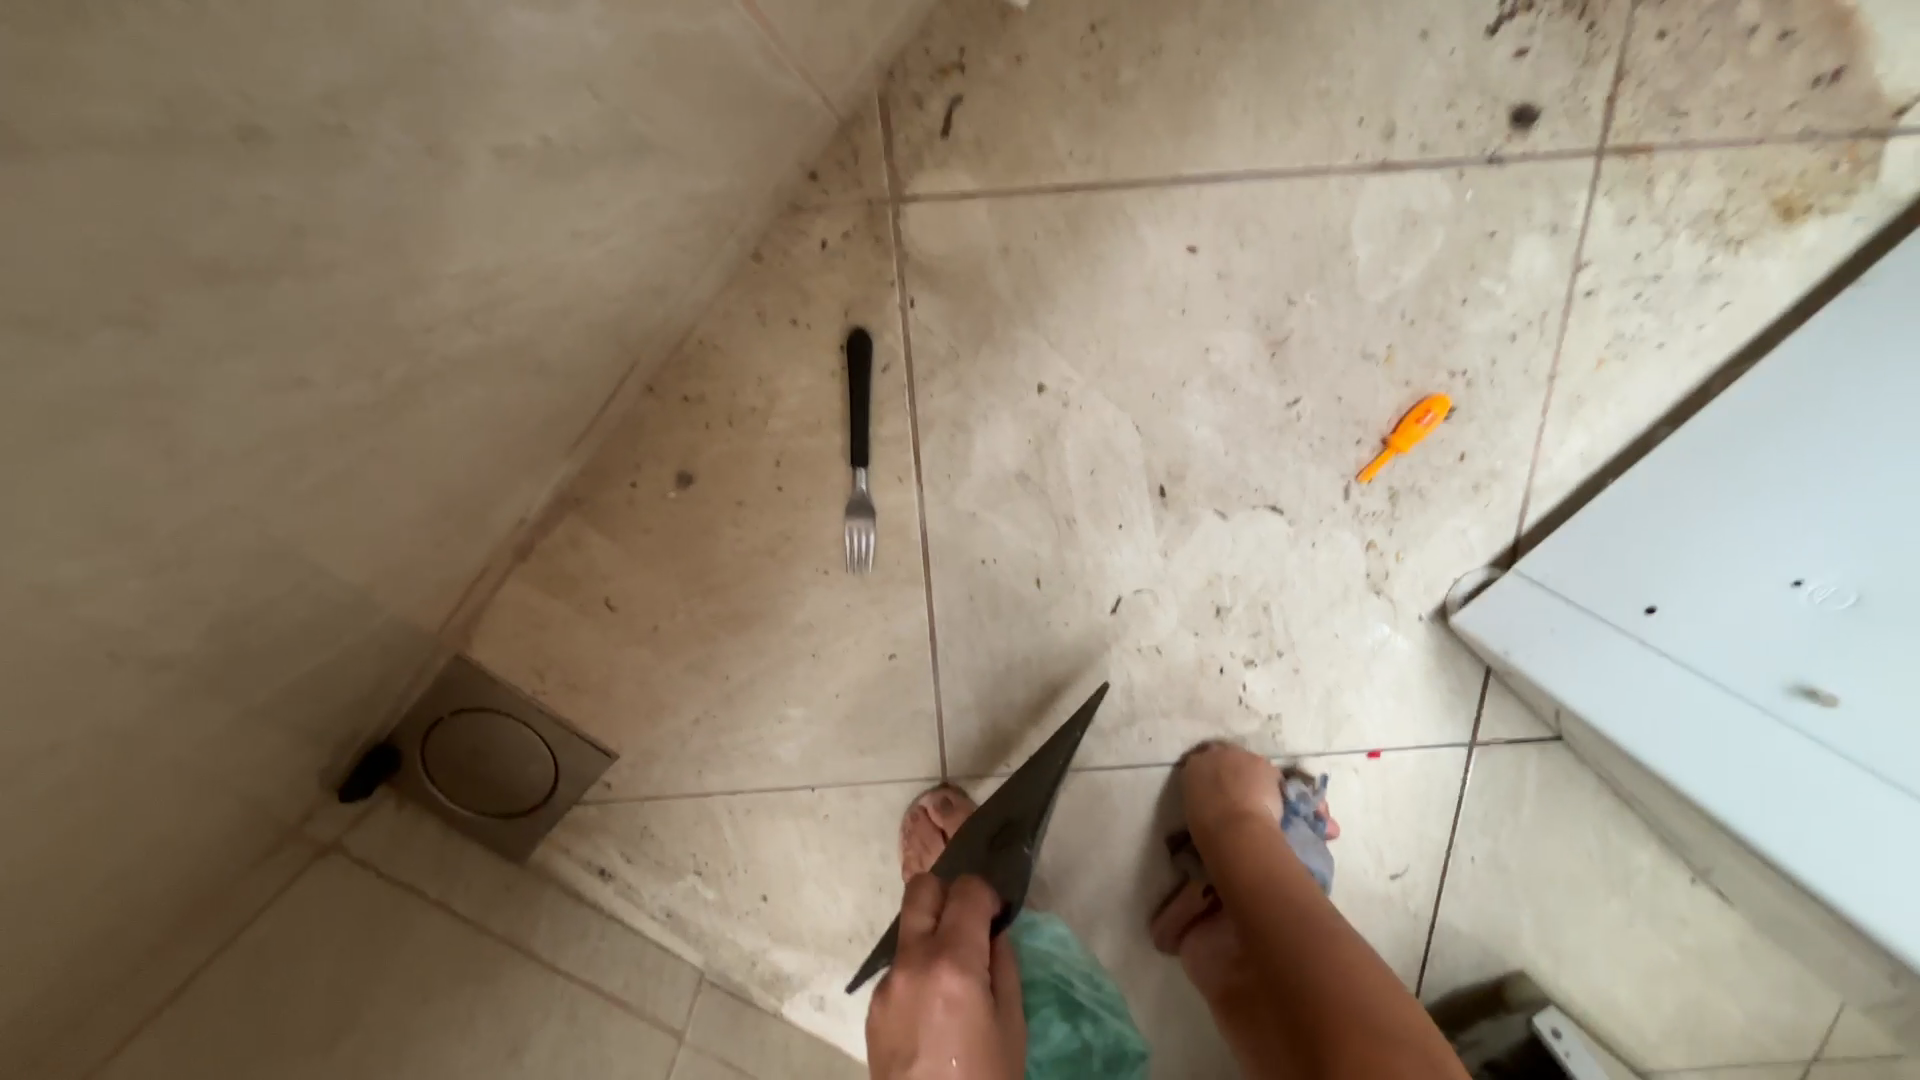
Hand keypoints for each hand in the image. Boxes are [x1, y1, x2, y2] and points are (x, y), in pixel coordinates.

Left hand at [866, 874, 1025, 1079]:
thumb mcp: (1012, 1025)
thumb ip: (1003, 966)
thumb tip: (992, 933)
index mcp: (953, 962)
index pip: (966, 890)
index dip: (986, 893)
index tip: (997, 914)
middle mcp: (912, 961)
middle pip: (920, 889)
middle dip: (948, 893)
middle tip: (970, 925)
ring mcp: (886, 983)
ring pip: (908, 930)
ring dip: (931, 933)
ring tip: (954, 975)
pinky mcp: (873, 1007)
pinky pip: (899, 968)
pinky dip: (919, 969)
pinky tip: (934, 1009)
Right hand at [1177, 741, 1283, 839]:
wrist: (1237, 829)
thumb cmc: (1207, 827)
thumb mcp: (1193, 808)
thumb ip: (1199, 795)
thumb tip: (1208, 798)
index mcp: (1193, 764)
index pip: (1198, 761)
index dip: (1206, 773)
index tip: (1210, 786)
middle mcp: (1215, 752)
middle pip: (1222, 754)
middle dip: (1226, 767)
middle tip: (1232, 787)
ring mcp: (1241, 755)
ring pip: (1245, 761)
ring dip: (1247, 773)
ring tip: (1252, 794)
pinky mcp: (1263, 764)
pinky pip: (1267, 771)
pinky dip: (1268, 782)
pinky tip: (1270, 799)